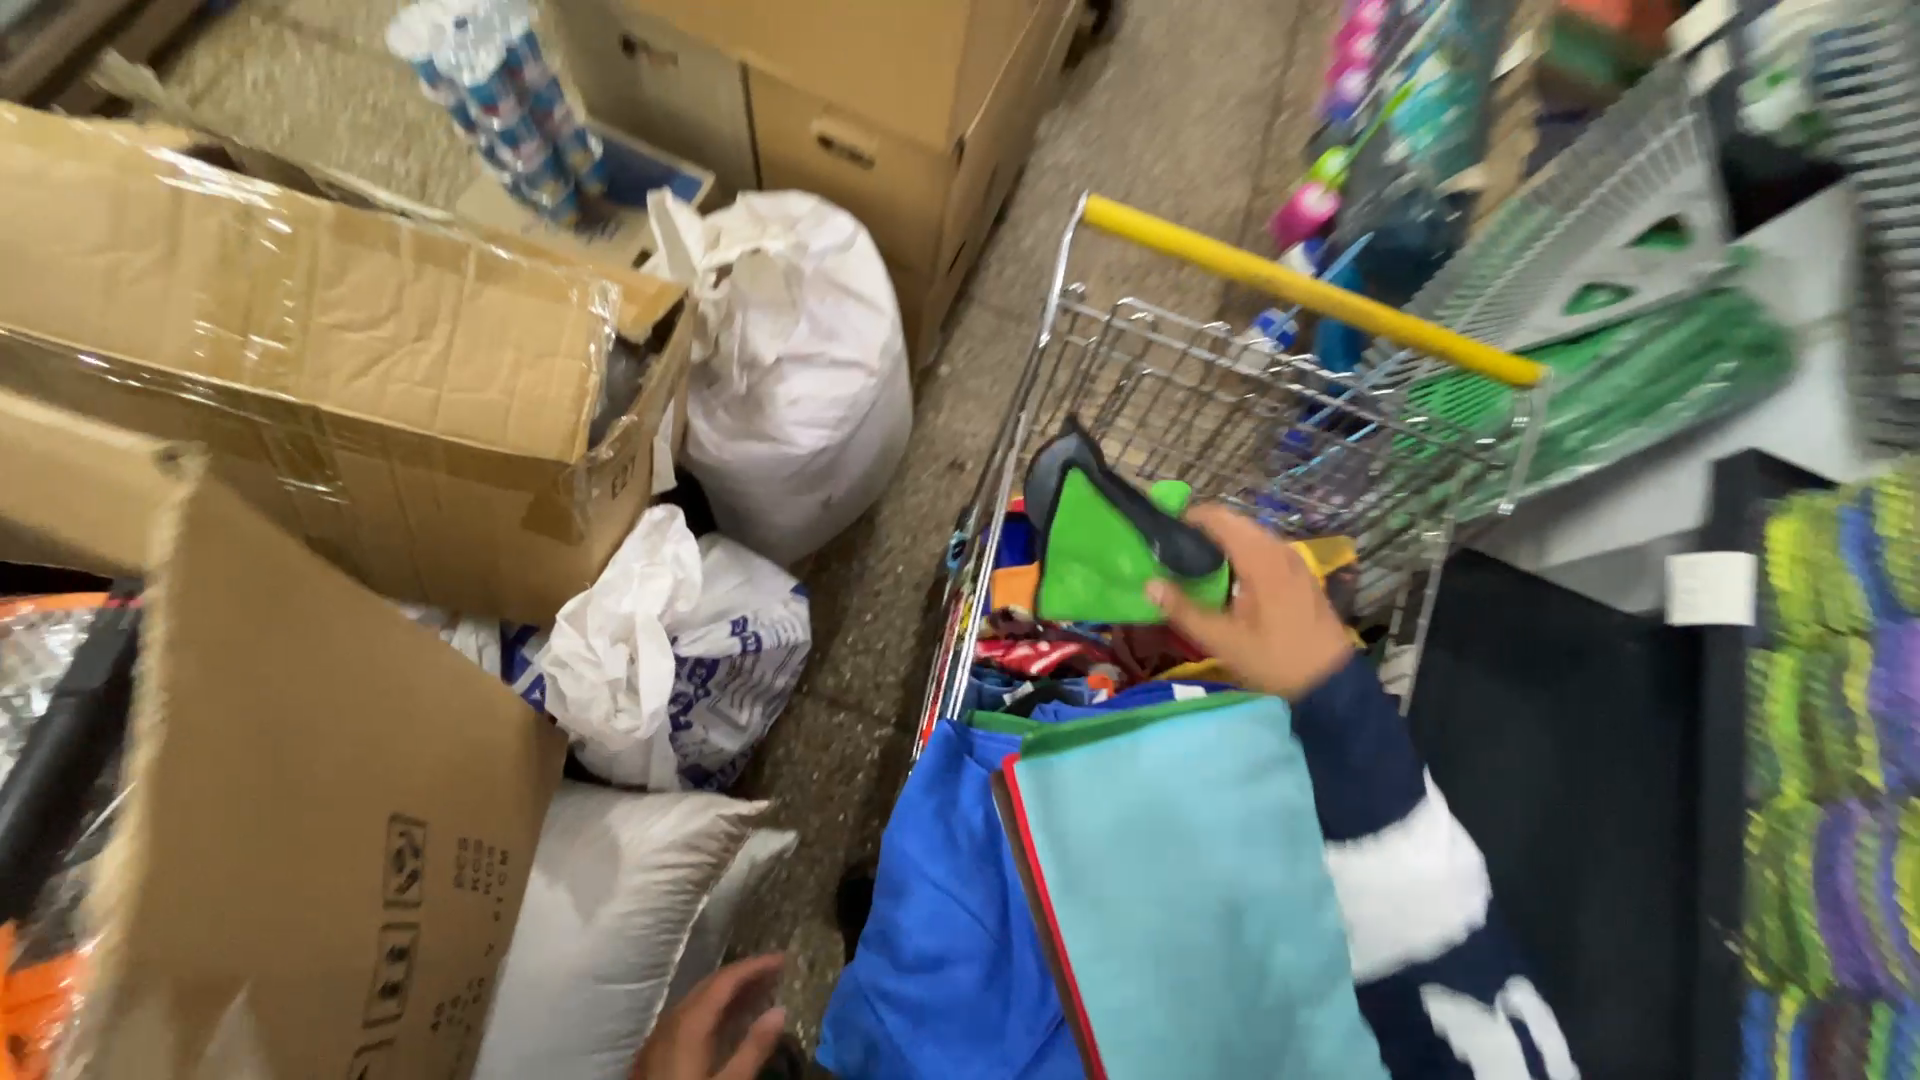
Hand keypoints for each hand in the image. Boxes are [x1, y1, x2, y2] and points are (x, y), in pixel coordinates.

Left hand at [631, 954, 786, 1079]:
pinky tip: (728, 1024)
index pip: (726, 979)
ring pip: (698, 1002)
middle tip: (775, 973)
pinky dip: (714, 1011)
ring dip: (730, 993)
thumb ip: (754, 1047)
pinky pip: (688, 1019)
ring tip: (759, 993)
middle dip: (744, 975)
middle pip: (711, 985)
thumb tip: (781, 1011)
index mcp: (689, 1023)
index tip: (782, 959)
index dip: (755, 965)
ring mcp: (659, 1039)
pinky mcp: (654, 1056)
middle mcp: (671, 1022)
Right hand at [1145, 504, 1353, 700]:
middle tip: (1172, 550)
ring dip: (1221, 540)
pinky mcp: (1300, 573)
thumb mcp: (1222, 640)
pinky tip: (1226, 577)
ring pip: (1250, 534)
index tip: (1161, 532)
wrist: (1330, 683)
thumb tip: (1149, 584)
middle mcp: (1280, 549)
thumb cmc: (1274, 660)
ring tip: (1193, 562)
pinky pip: (1263, 548)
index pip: (1218, 518)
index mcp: (1260, 559)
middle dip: (1201, 529)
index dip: (1187, 518)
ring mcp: (1294, 560)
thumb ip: (1183, 609)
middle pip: (1234, 522)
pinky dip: (1240, 552)